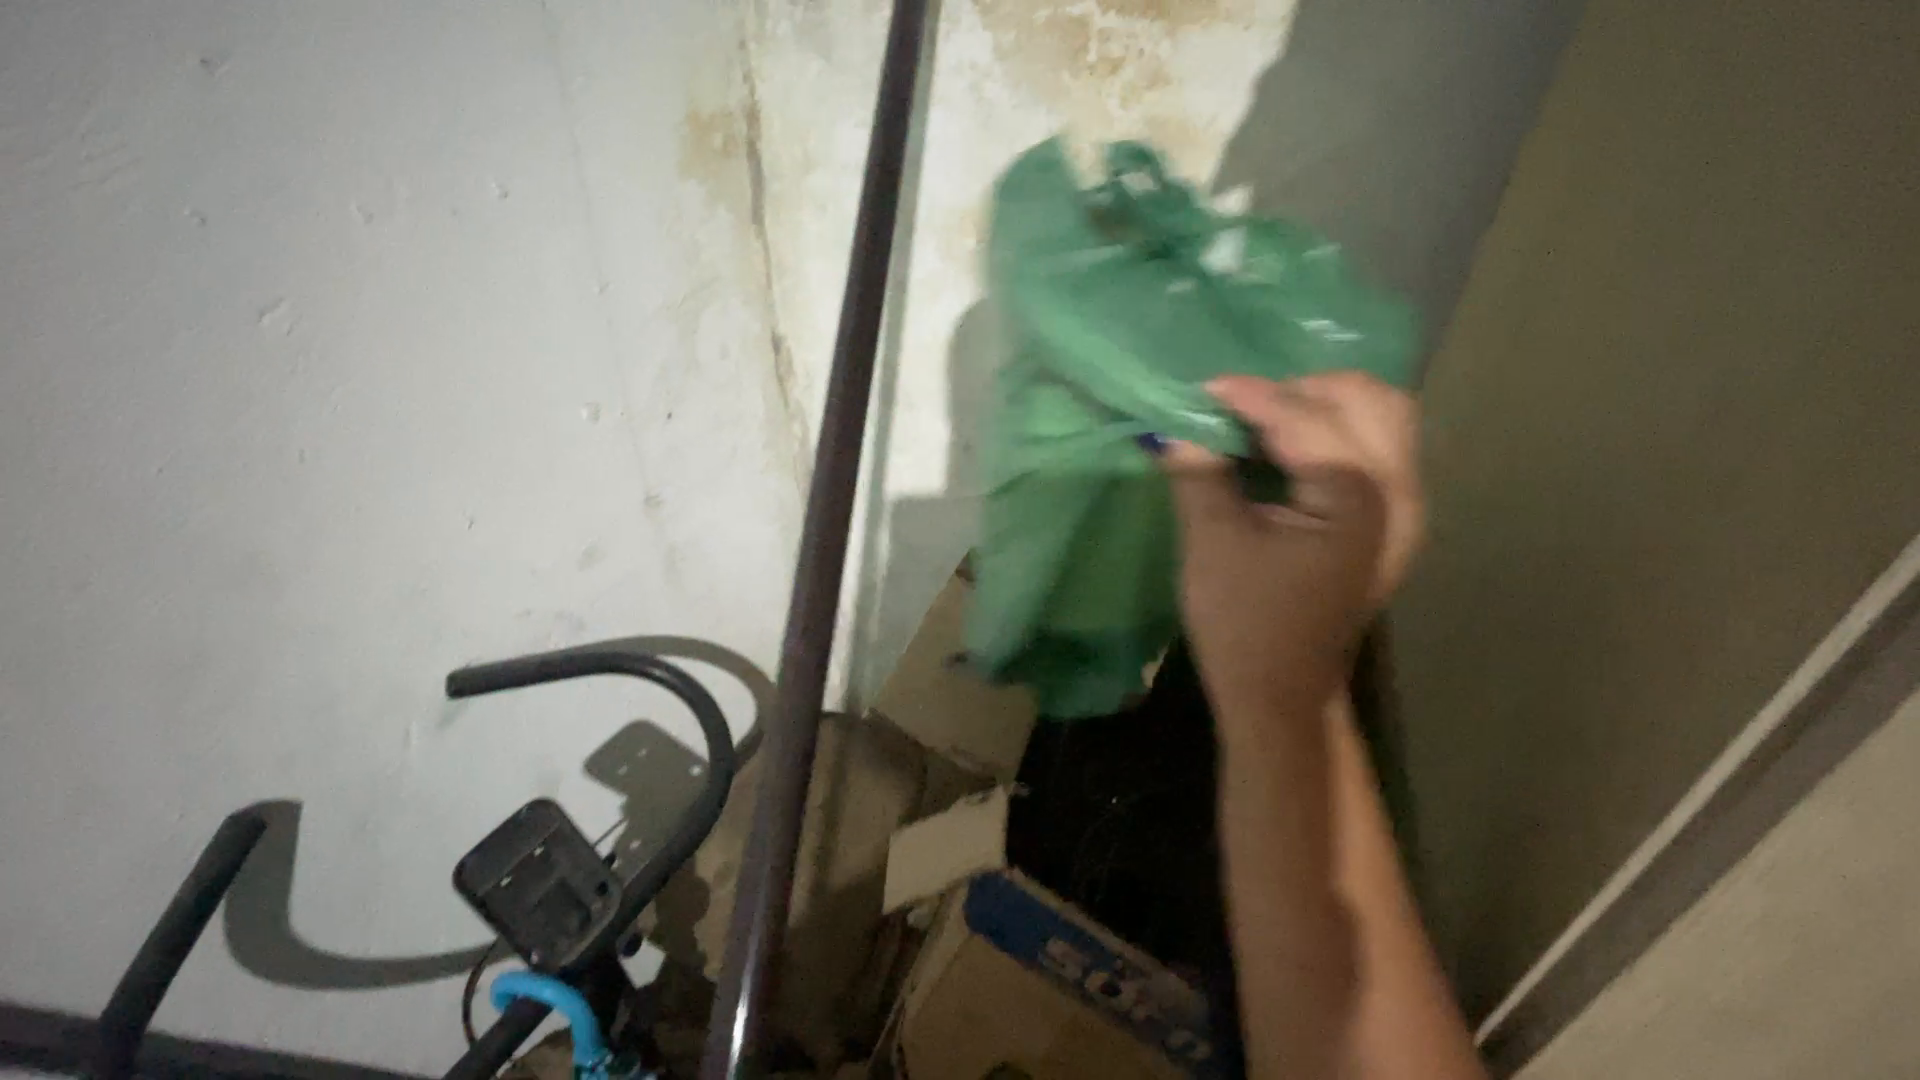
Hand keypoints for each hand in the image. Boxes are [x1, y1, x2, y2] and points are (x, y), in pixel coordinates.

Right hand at [1157, 372, 1423, 720]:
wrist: (1282, 694)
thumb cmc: (1245, 624)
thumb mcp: (1212, 544)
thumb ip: (1199, 474)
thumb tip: (1175, 427)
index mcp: (1357, 500)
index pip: (1306, 418)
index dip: (1250, 397)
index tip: (1201, 390)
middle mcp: (1399, 494)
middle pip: (1367, 400)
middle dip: (1299, 391)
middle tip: (1240, 408)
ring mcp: (1404, 508)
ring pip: (1381, 417)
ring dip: (1323, 405)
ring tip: (1265, 421)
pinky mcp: (1390, 521)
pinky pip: (1376, 446)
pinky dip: (1334, 430)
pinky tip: (1288, 447)